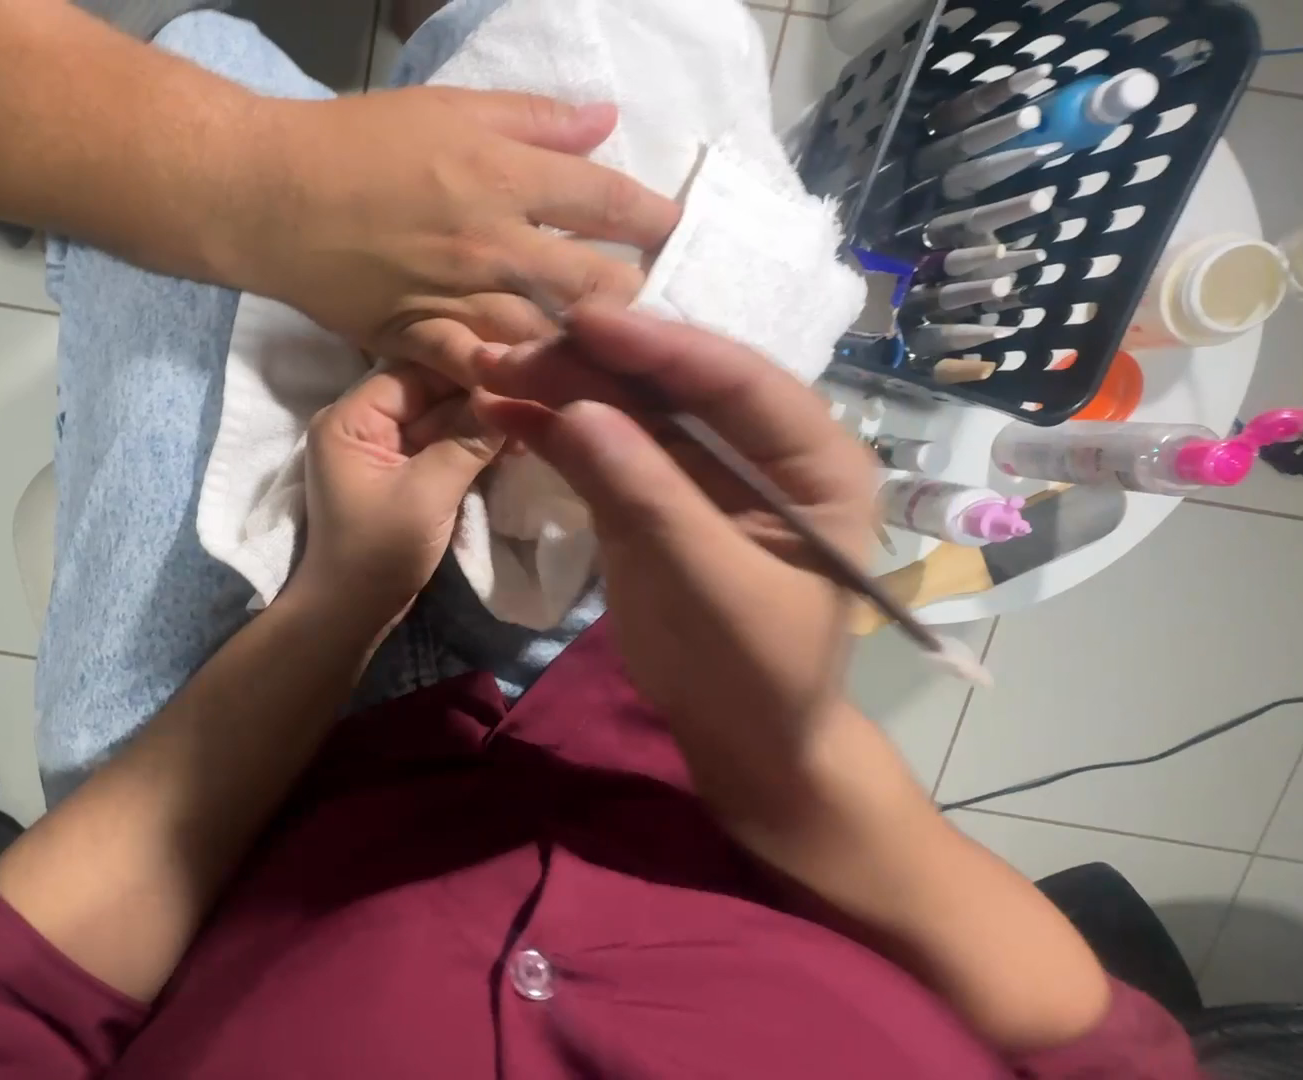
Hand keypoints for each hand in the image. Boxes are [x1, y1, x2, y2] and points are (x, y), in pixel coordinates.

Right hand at [238, 89, 680, 384]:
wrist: (274, 197)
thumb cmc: (357, 142)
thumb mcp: (450, 107)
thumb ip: (534, 118)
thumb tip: (607, 125)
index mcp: (507, 176)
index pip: (610, 202)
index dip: (657, 221)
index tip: (677, 237)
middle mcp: (494, 245)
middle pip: (593, 287)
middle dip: (636, 301)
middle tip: (658, 314)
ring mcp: (457, 300)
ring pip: (545, 339)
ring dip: (587, 355)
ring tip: (622, 369)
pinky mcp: (418, 339)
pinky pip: (476, 372)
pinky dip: (513, 388)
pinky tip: (546, 401)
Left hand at [298, 366, 505, 636]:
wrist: (352, 612)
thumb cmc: (378, 552)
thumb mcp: (427, 494)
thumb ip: (467, 441)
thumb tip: (509, 397)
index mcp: (350, 419)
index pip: (412, 372)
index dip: (463, 367)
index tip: (516, 364)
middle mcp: (363, 426)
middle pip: (428, 394)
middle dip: (477, 396)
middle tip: (534, 391)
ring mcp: (383, 452)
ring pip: (439, 421)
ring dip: (480, 423)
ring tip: (532, 419)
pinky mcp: (402, 476)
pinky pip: (440, 448)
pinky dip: (471, 447)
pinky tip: (513, 444)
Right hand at [473, 305, 874, 792]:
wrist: (735, 730)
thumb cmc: (752, 667)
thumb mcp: (710, 584)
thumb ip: (649, 495)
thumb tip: (576, 412)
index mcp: (810, 458)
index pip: (737, 381)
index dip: (661, 346)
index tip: (587, 320)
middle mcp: (753, 448)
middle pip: (669, 386)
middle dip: (591, 365)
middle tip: (513, 348)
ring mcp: (693, 469)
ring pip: (623, 411)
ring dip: (558, 388)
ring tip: (491, 369)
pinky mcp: (644, 493)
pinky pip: (595, 451)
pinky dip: (549, 431)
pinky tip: (502, 410)